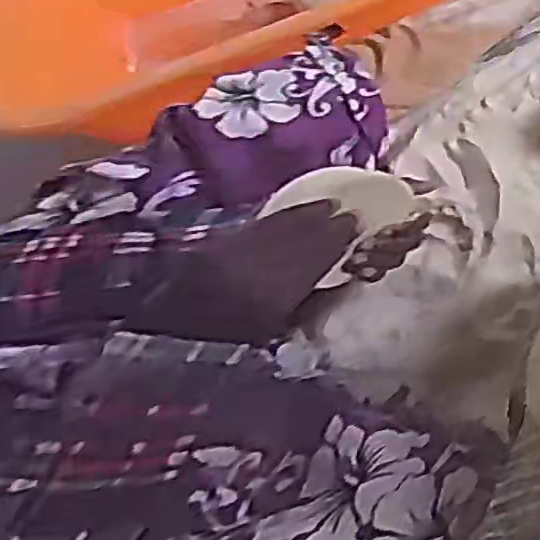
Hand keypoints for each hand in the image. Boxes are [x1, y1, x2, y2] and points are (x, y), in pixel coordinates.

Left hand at [133, 200, 356, 343]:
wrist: (180, 332)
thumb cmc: (243, 333)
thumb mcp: (289, 324)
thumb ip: (322, 301)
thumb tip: (351, 280)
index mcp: (297, 271)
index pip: (331, 240)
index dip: (347, 230)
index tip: (359, 225)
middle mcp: (278, 249)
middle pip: (313, 225)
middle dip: (332, 217)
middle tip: (347, 213)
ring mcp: (251, 241)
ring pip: (290, 218)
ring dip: (310, 211)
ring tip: (326, 206)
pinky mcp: (228, 239)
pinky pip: (266, 220)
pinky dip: (284, 215)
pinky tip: (291, 215)